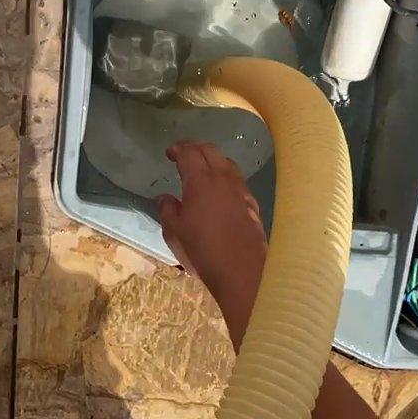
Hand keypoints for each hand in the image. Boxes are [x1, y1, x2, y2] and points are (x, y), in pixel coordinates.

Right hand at [156, 140, 266, 339]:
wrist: (242, 271)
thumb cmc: (202, 250)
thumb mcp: (174, 232)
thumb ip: (167, 210)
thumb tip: (165, 197)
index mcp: (200, 181)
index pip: (189, 153)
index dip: (178, 149)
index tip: (170, 152)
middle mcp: (223, 179)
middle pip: (211, 151)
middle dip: (196, 147)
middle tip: (184, 152)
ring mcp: (241, 190)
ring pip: (228, 163)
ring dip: (214, 159)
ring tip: (203, 166)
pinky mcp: (252, 204)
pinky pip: (237, 180)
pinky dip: (226, 175)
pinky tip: (222, 188)